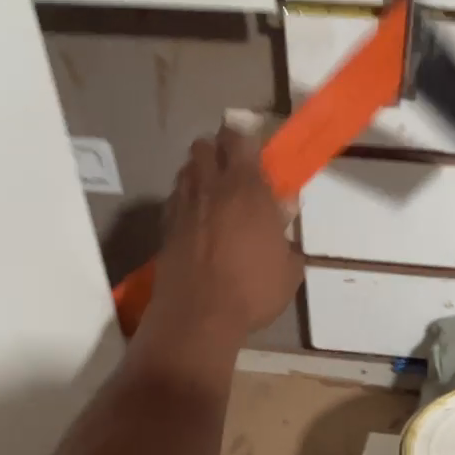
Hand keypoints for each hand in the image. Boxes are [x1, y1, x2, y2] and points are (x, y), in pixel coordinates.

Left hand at [148, 127, 303, 344]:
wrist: (199, 315)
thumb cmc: (253, 291)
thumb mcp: (288, 271)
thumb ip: (287, 241)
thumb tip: (284, 223)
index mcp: (247, 189)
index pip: (240, 140)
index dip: (246, 139)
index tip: (255, 152)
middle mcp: (211, 187)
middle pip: (206, 145)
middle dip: (218, 150)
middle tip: (232, 170)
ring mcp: (183, 205)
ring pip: (187, 169)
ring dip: (199, 173)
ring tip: (213, 194)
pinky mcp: (166, 226)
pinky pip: (176, 198)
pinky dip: (186, 200)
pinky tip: (197, 220)